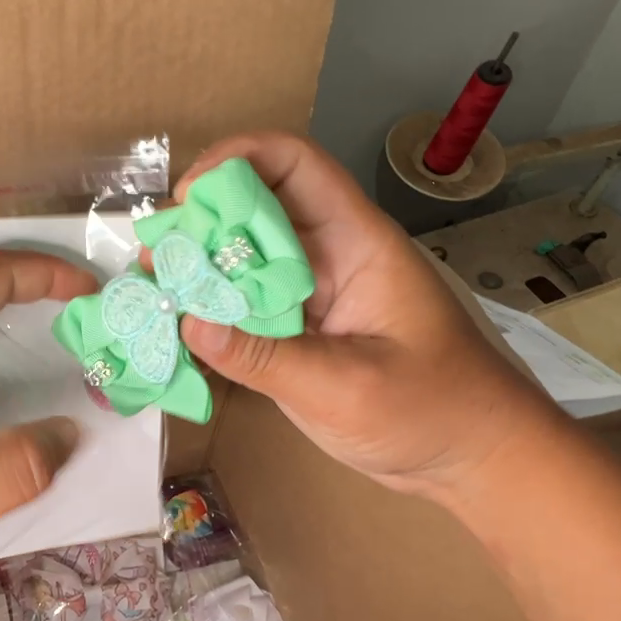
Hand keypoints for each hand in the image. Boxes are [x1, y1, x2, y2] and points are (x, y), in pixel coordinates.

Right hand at [174, 132, 560, 497]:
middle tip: (151, 259)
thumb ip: (265, 357)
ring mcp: (309, 299)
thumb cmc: (431, 411)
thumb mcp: (345, 387)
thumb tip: (187, 321)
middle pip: (254, 212)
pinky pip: (245, 311)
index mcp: (354, 244)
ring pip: (243, 263)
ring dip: (196, 273)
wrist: (470, 459)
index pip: (294, 165)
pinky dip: (209, 317)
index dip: (236, 161)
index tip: (185, 198)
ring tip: (149, 294)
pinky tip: (174, 334)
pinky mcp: (297, 337)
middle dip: (198, 224)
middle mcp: (326, 259)